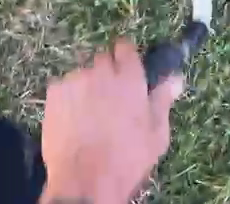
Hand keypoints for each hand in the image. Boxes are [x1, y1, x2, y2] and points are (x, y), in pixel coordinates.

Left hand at [39, 39, 183, 203]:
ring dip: (87, 87)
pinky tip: (73, 122)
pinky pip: (64, 87)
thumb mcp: (155, 135)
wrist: (84, 182)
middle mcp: (101, 70)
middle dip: (107, 74)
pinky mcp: (54, 90)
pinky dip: (68, 99)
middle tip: (111, 101)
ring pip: (83, 74)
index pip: (126, 46)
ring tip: (91, 117)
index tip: (127, 72)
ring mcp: (75, 78)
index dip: (126, 58)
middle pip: (103, 59)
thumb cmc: (127, 160)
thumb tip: (175, 77)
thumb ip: (163, 99)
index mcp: (128, 77)